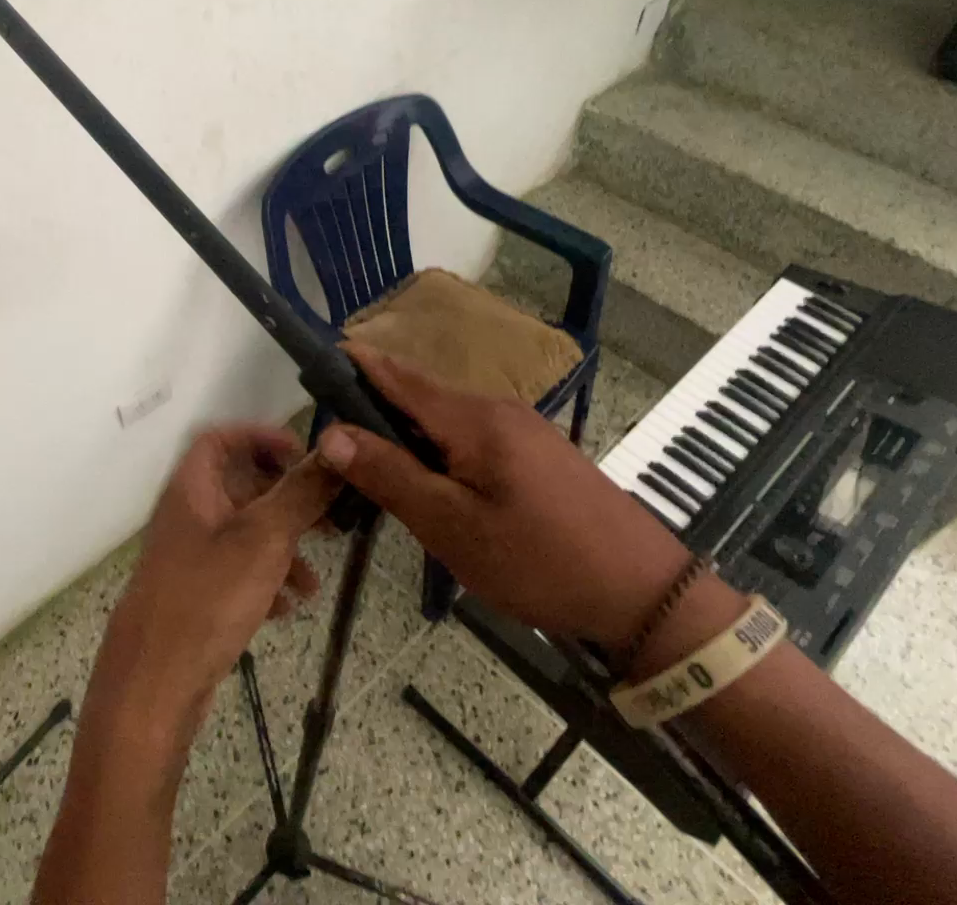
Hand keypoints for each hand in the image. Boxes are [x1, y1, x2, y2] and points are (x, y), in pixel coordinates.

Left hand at [87, 426, 338, 746]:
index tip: (301, 454)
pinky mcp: (196, 595)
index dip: (259, 437)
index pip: (219, 439)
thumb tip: (335, 449)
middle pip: (240, 488)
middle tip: (329, 520)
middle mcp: (188, 516)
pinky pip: (237, 573)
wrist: (156, 680)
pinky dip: (266, 581)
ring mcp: (190, 558)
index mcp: (193, 489)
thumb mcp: (264, 538)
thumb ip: (301, 493)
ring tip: (314, 581)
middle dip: (287, 502)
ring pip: (245, 535)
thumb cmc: (208, 596)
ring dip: (284, 549)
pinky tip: (289, 606)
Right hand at [315, 344, 689, 647]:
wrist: (641, 592)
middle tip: (334, 449)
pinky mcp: (537, 456)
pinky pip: (471, 441)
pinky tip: (429, 488)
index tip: (316, 364)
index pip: (399, 376)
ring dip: (407, 438)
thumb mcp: (451, 525)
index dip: (356, 367)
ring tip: (372, 472)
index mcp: (474, 419)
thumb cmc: (538, 560)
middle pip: (421, 397)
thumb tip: (332, 433)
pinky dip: (438, 454)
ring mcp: (523, 431)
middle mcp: (498, 410)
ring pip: (446, 423)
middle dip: (375, 413)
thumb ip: (390, 475)